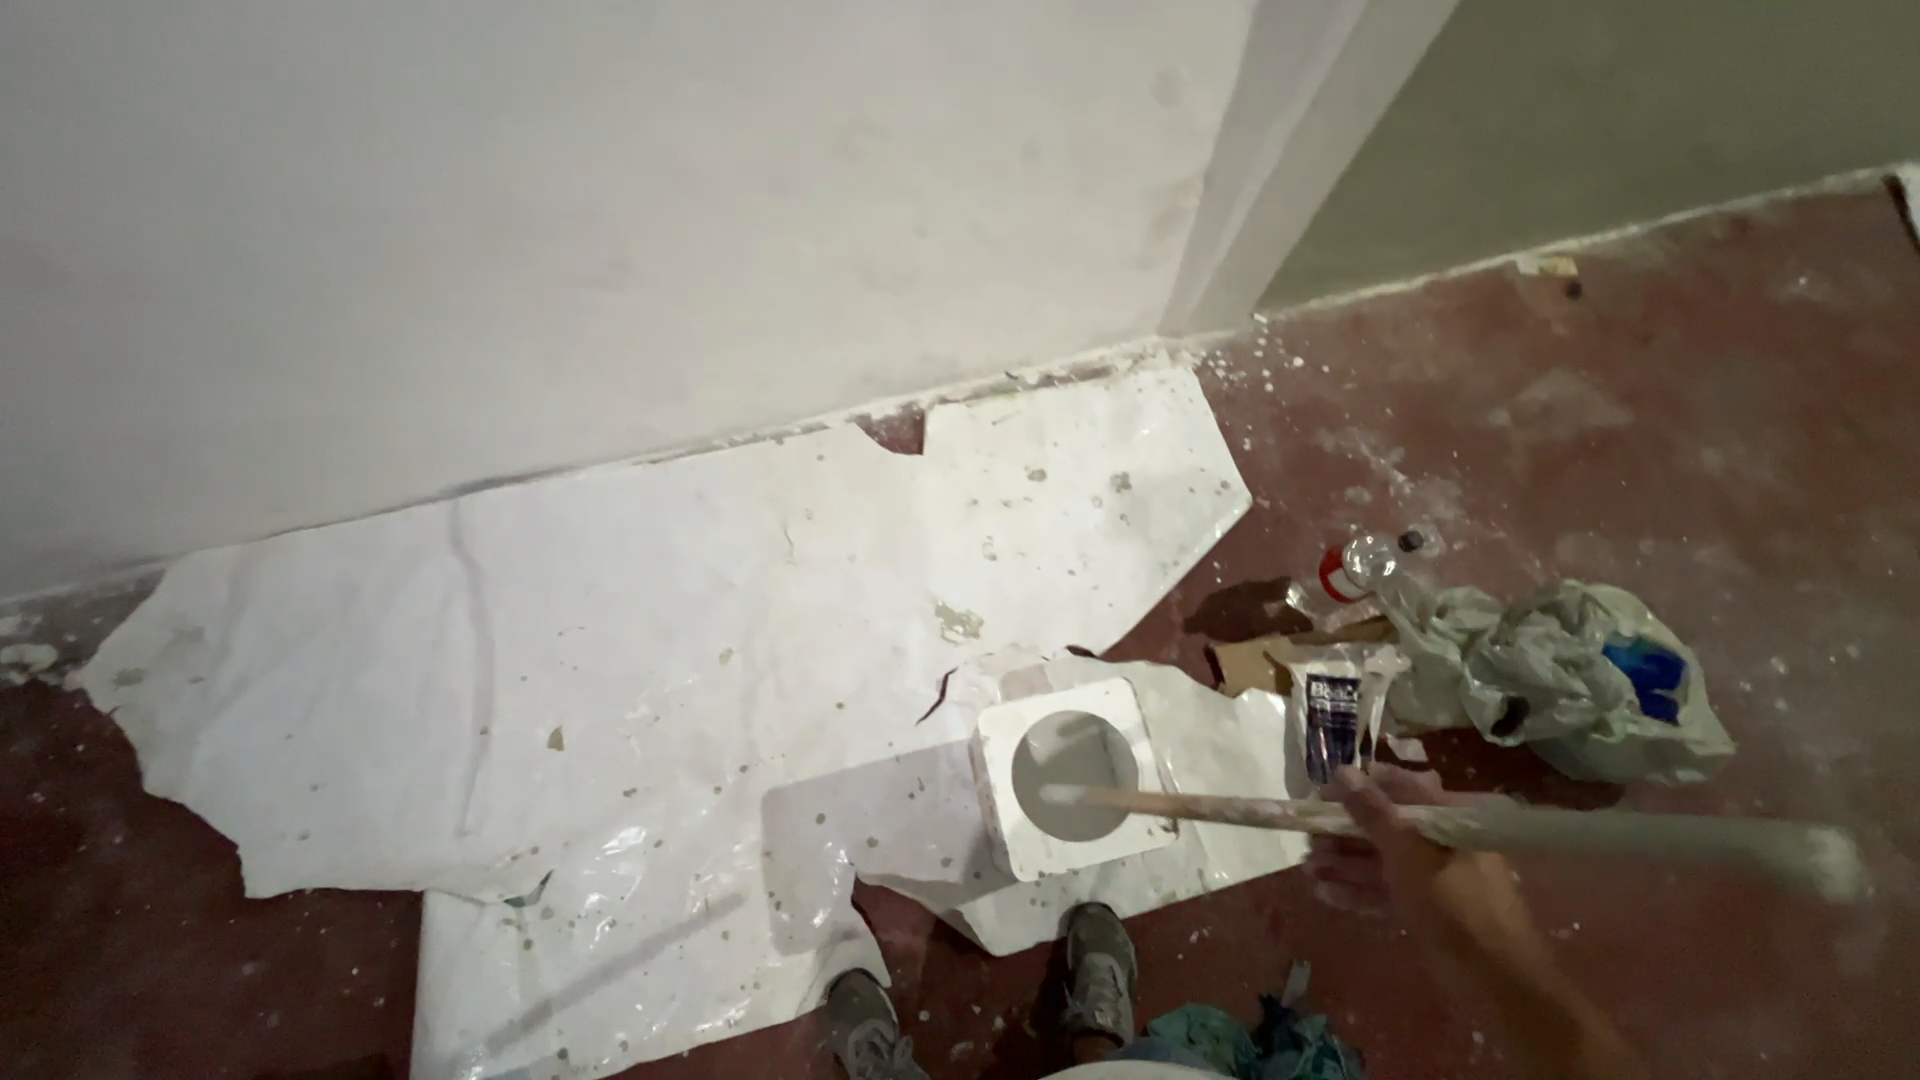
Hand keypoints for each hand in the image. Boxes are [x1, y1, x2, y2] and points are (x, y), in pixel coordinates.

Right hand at [1306, 764, 1548, 975]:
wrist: (1496, 981)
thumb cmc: (1454, 902)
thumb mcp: (1408, 852)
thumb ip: (1372, 812)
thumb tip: (1342, 771)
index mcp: (1446, 821)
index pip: (1398, 789)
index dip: (1358, 788)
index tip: (1321, 792)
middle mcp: (1439, 844)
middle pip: (1382, 827)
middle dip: (1342, 832)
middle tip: (1309, 838)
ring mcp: (1430, 878)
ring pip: (1378, 861)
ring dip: (1342, 863)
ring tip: (1308, 868)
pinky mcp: (1421, 909)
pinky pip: (1383, 891)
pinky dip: (1355, 890)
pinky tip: (1323, 892)